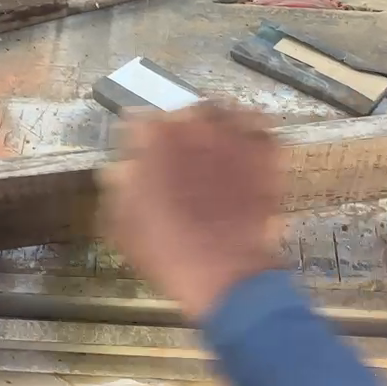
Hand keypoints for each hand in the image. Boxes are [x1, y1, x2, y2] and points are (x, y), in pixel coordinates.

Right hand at [100, 103, 283, 321]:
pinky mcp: (265, 154)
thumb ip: (121, 187)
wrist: (223, 274)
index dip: (142, 140)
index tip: (144, 155)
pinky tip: (247, 152)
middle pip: (185, 111)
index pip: (140, 120)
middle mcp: (193, 126)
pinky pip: (262, 130)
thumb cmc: (167, 253)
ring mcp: (233, 137)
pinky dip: (254, 135)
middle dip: (182, 129)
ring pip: (225, 112)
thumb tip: (122, 170)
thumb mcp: (124, 225)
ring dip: (218, 126)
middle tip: (182, 154)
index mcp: (153, 138)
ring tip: (216, 147)